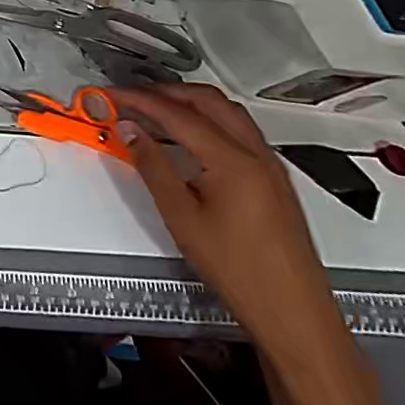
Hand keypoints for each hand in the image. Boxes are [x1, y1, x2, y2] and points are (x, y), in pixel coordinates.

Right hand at [116, 85, 396, 404]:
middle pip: (207, 100)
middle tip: (131, 97)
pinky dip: (209, 119)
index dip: (140, 99)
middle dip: (166, 91)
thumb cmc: (234, 268)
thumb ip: (153, 166)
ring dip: (190, 102)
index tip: (110, 93)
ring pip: (227, 111)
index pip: (178, 114)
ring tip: (155, 111)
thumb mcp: (182, 218)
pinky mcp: (275, 176)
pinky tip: (189, 137)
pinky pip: (239, 129)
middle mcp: (256, 151)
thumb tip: (130, 128)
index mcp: (232, 159)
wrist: (294, 313)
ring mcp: (270, 162)